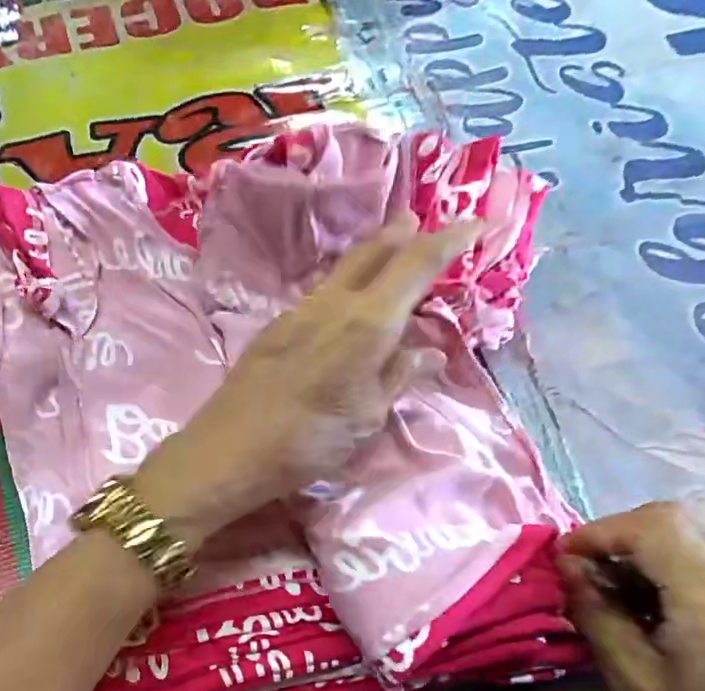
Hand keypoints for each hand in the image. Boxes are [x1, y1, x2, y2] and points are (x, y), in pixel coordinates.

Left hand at [133, 223, 480, 543]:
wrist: (224, 454)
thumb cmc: (305, 443)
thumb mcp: (365, 419)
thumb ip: (396, 378)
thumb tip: (424, 351)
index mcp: (367, 322)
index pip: (418, 261)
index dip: (453, 237)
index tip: (480, 222)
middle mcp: (331, 305)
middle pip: (374, 252)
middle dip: (405, 235)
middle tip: (425, 228)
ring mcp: (295, 315)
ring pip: (341, 272)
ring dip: (370, 259)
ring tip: (389, 258)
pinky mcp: (270, 331)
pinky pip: (317, 295)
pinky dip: (341, 287)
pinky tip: (342, 306)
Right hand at [559, 503, 704, 690]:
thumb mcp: (629, 681)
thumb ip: (598, 615)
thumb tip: (569, 567)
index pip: (658, 527)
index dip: (601, 530)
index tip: (564, 558)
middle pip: (678, 522)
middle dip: (617, 536)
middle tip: (581, 572)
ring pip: (694, 539)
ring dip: (641, 552)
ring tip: (609, 593)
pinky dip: (667, 569)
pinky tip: (649, 609)